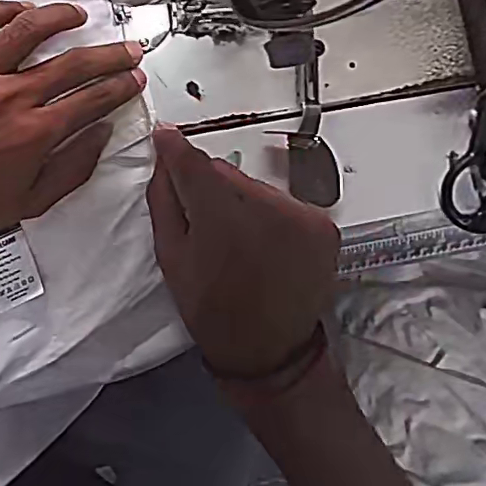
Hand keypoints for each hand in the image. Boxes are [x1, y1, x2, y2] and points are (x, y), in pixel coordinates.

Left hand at [0, 1, 146, 272]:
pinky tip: (20, 11)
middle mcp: (10, 97)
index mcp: (34, 133)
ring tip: (78, 16)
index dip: (120, 86)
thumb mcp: (30, 201)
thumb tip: (100, 137)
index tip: (131, 80)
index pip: (93, 98)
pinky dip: (3, 11)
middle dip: (110, 54)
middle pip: (74, 62)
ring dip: (61, 17)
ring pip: (28, 30)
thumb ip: (73, 168)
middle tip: (125, 50)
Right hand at [147, 126, 341, 375]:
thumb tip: (163, 159)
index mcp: (221, 217)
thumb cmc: (210, 308)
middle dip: (208, 185)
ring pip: (253, 185)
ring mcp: (300, 215)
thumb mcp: (170, 257)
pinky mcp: (322, 225)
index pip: (193, 162)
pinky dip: (268, 213)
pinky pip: (282, 202)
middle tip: (200, 215)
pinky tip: (260, 241)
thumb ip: (164, 201)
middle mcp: (266, 207)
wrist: (268, 350)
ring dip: (239, 199)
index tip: (164, 135)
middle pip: (225, 173)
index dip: (174, 147)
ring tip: (234, 236)